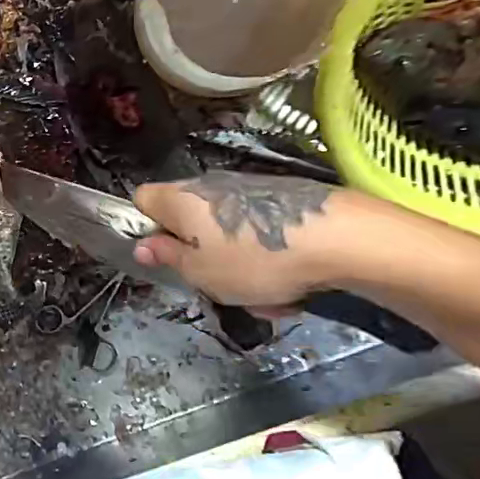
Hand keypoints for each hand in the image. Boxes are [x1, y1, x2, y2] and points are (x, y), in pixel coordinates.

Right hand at [132, 173, 351, 308]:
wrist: (337, 238)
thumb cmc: (254, 259)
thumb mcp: (200, 273)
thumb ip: (168, 257)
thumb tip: (144, 244)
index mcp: (181, 199)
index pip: (142, 200)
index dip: (146, 228)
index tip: (163, 256)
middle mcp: (212, 185)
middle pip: (189, 221)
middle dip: (200, 254)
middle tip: (216, 283)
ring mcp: (250, 190)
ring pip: (228, 235)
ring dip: (238, 265)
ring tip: (263, 293)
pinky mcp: (283, 200)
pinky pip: (260, 235)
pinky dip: (268, 258)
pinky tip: (290, 282)